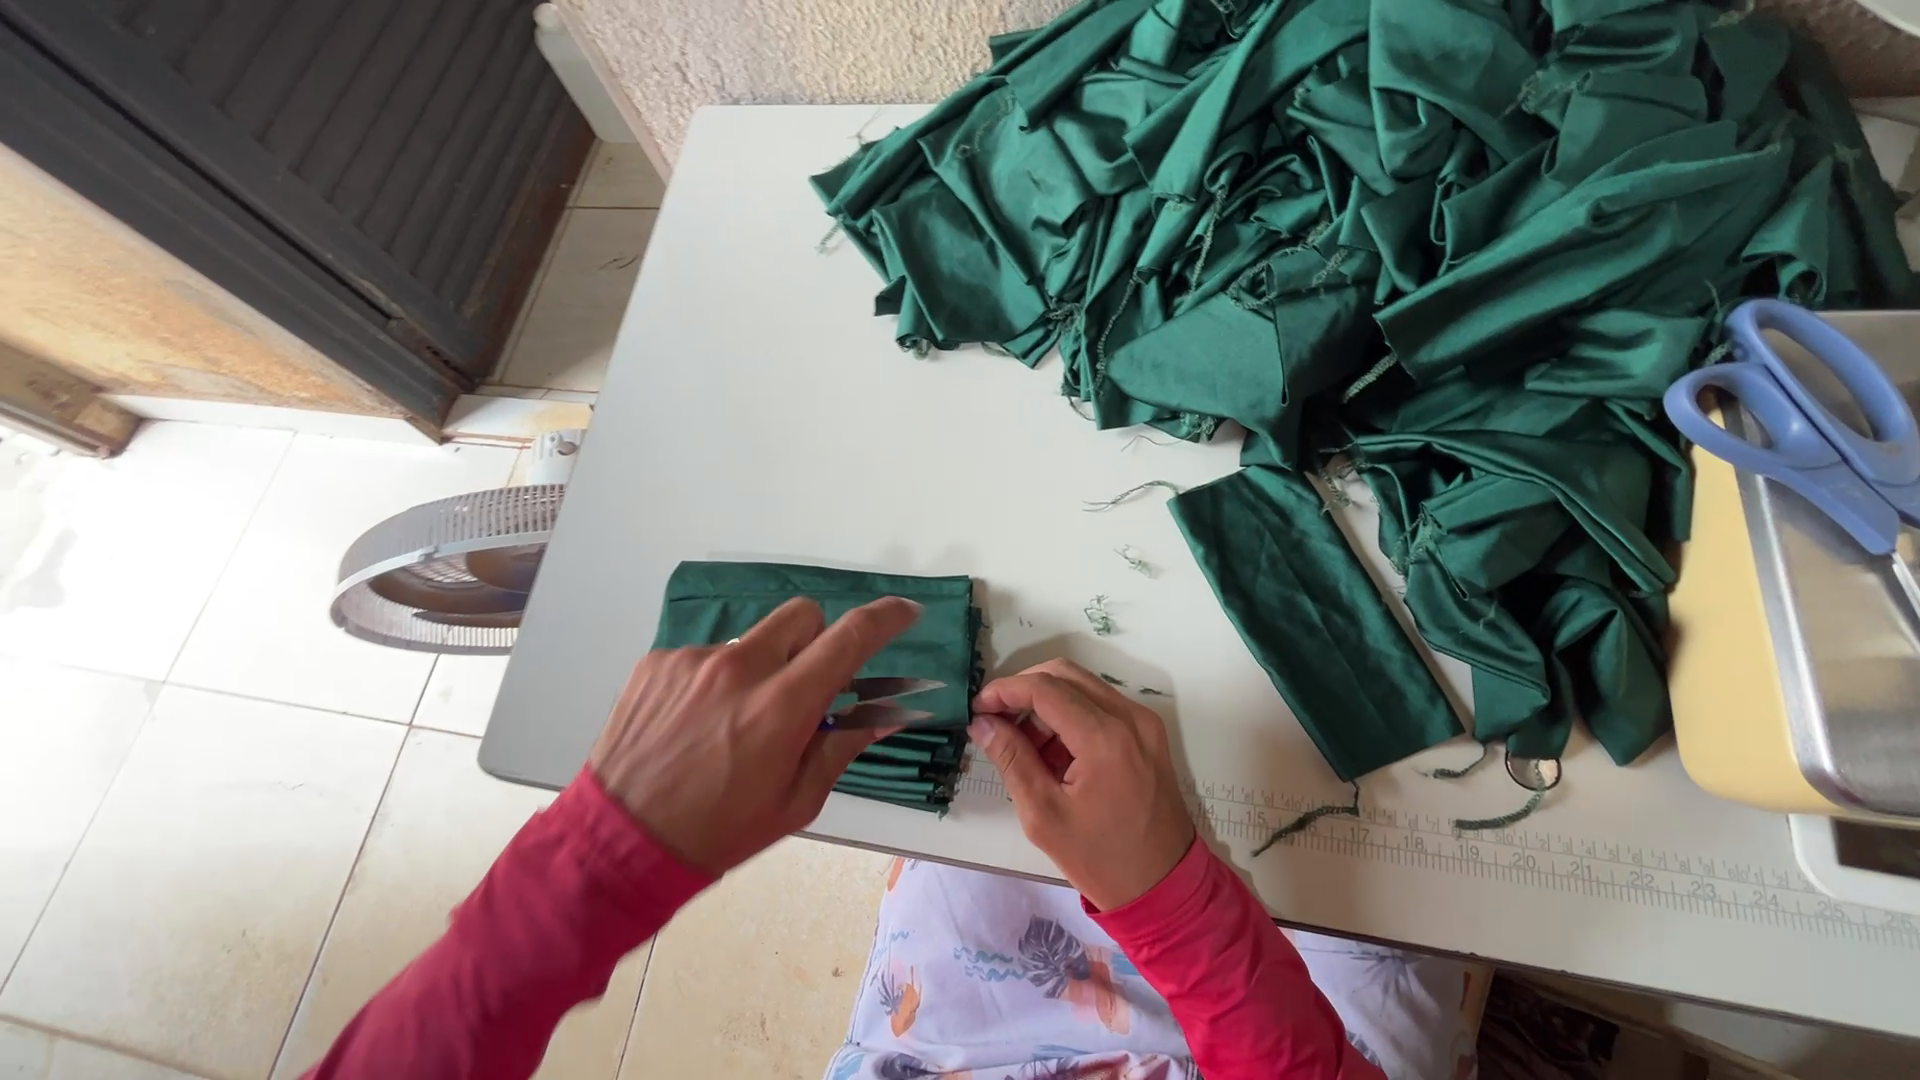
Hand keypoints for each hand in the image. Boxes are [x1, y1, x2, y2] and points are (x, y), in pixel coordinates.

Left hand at [589, 596, 921, 875]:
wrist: (618, 843)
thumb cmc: (721, 830)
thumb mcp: (797, 801)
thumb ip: (843, 746)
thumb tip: (886, 714)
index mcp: (782, 706)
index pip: (849, 638)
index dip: (886, 617)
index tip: (905, 612)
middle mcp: (739, 668)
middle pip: (803, 614)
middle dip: (816, 640)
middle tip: (805, 683)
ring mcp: (693, 660)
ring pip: (751, 638)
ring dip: (762, 666)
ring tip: (734, 719)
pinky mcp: (657, 662)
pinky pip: (707, 655)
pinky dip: (716, 680)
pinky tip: (695, 723)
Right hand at [968, 659, 1194, 910]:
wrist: (1165, 884)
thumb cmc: (1100, 859)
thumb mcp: (1044, 816)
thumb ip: (1012, 759)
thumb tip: (981, 722)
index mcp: (1104, 738)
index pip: (1045, 688)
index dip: (1005, 690)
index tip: (978, 708)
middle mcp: (1129, 717)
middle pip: (1064, 674)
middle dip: (1024, 689)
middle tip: (996, 719)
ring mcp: (1143, 721)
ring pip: (1083, 685)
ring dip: (1047, 701)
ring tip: (1022, 743)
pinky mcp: (1147, 732)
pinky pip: (1101, 703)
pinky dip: (1071, 713)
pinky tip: (1053, 749)